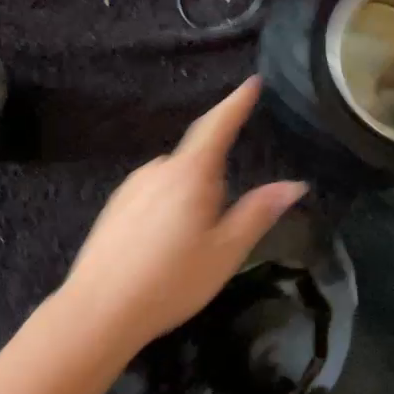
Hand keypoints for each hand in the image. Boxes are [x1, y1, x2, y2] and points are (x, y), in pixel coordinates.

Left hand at [60, 77, 307, 348]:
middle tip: (221, 225)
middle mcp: (159, 169)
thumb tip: (295, 184)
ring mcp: (133, 186)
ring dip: (189, 198)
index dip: (237, 103)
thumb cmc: (170, 281)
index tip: (252, 82)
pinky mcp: (115, 206)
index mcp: (190, 173)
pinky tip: (163, 248)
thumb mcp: (226, 252)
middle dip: (214, 180)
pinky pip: (153, 194)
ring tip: (191, 246)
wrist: (98, 311)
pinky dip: (167, 209)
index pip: (218, 126)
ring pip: (174, 180)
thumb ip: (259, 213)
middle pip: (197, 159)